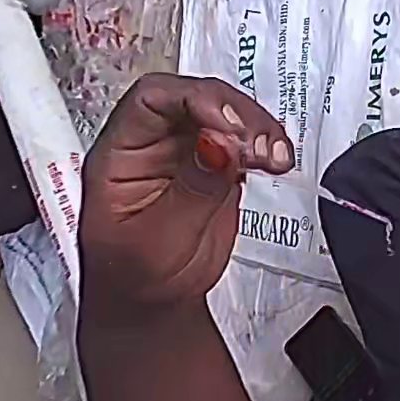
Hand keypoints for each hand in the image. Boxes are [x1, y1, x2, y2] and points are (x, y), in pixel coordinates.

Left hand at [80, 75, 293, 322]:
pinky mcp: (219, 161)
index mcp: (121, 153)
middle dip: (236, 114)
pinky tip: (278, 160)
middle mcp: (154, 142)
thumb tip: (220, 143)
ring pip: (228, 113)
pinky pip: (247, 138)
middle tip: (258, 146)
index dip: (194, 100)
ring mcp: (188, 149)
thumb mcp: (160, 239)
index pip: (153, 99)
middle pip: (198, 98)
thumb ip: (193, 189)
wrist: (155, 303)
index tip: (229, 126)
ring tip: (275, 157)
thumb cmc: (137, 276)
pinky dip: (268, 145)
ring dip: (259, 128)